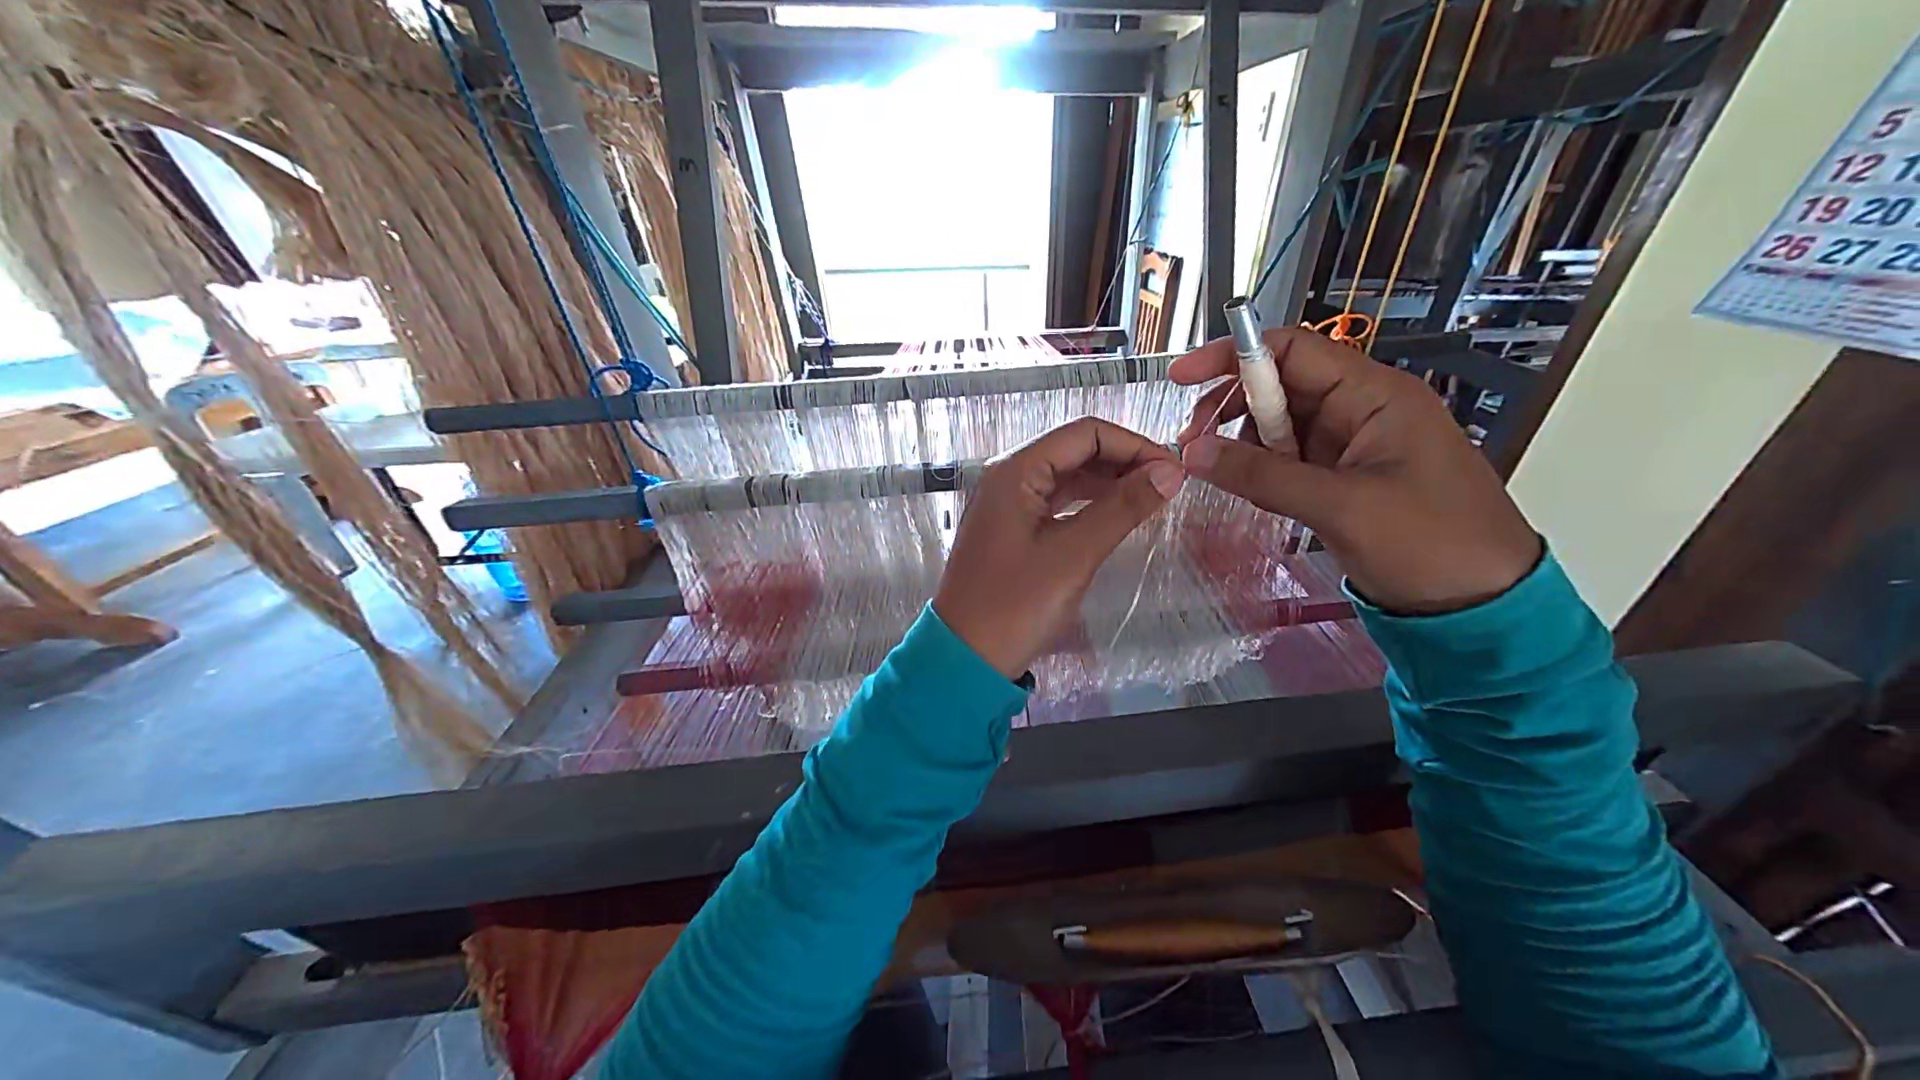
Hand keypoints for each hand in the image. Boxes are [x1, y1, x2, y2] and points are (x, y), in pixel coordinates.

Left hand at [934, 418, 1185, 678]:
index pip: (1084, 433)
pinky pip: (1058, 501)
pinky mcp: (1013, 527)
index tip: (1173, 467)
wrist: (966, 656)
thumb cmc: (1013, 606)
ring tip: (1152, 497)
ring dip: (1110, 481)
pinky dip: (1090, 503)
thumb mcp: (1073, 554)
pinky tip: (1119, 513)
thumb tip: (1169, 473)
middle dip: (1124, 461)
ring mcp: (1009, 502)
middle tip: (1169, 483)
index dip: (1133, 444)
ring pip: (1069, 476)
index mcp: (1015, 471)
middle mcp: (1008, 477)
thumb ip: (1122, 507)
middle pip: (1075, 450)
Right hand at [1173, 328, 1540, 614]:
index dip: (1234, 355)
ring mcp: (1351, 445)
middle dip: (1230, 407)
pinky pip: (1288, 460)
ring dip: (1242, 443)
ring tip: (1216, 472)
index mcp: (1374, 395)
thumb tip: (1192, 453)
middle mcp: (1360, 409)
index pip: (1292, 350)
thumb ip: (1262, 475)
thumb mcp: (1341, 506)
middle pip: (1279, 386)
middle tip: (1192, 443)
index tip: (1181, 376)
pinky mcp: (1342, 477)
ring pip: (1278, 426)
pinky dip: (1260, 469)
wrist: (1479, 604)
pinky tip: (1244, 487)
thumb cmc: (1429, 543)